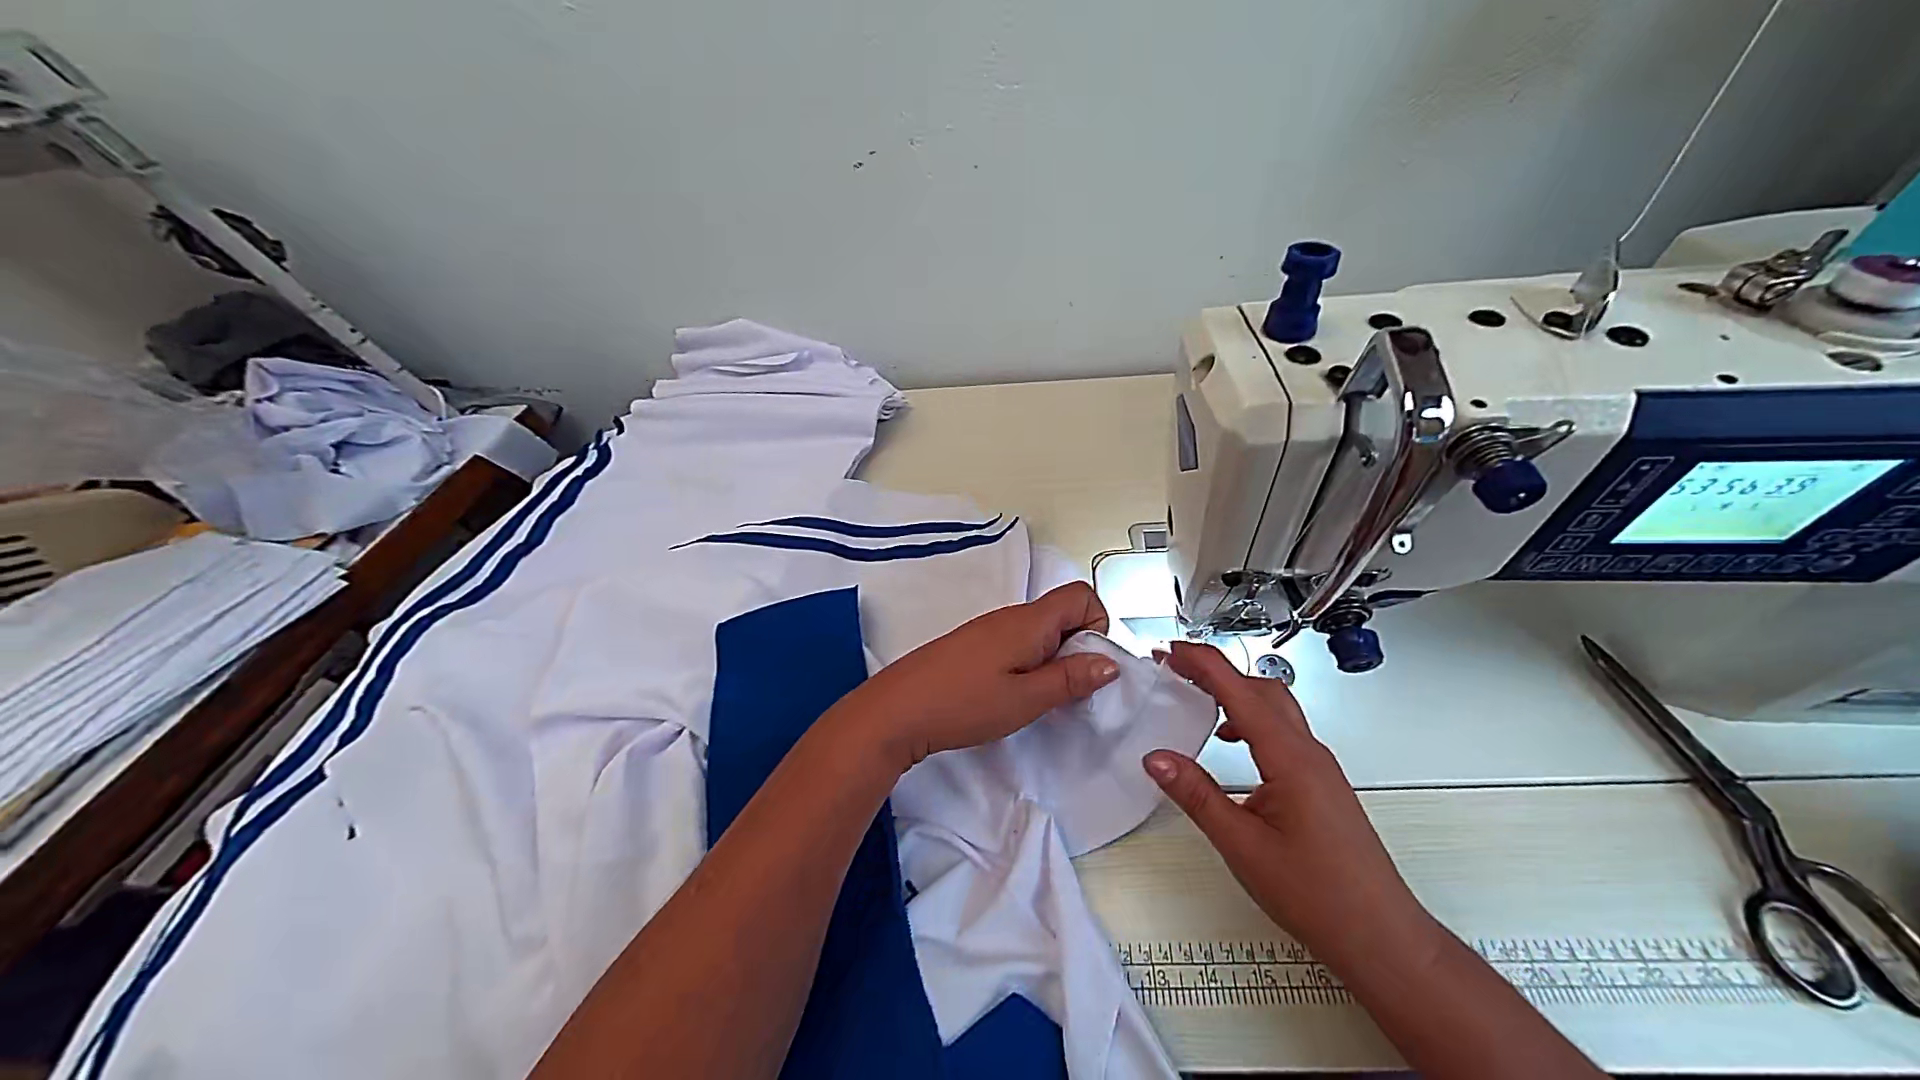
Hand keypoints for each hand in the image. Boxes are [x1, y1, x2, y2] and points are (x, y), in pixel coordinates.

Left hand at [828, 581, 1120, 772]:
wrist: (896, 711)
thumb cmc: (962, 704)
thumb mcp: (1026, 699)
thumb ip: (1071, 678)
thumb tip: (1109, 662)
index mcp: (1029, 621)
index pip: (1081, 595)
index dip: (1097, 626)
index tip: (1088, 667)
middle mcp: (1010, 617)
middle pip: (1063, 614)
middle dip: (1077, 648)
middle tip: (1065, 690)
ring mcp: (988, 630)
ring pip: (1040, 632)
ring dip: (1052, 660)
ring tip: (1037, 698)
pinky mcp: (973, 646)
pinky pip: (1016, 643)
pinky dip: (1028, 664)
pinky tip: (1010, 695)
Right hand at [1142, 642, 1433, 968]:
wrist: (1380, 938)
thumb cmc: (1321, 896)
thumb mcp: (1242, 845)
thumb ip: (1196, 795)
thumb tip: (1156, 759)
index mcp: (1291, 759)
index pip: (1241, 691)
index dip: (1202, 664)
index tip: (1171, 651)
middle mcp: (1309, 753)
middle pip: (1261, 688)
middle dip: (1216, 669)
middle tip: (1176, 666)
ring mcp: (1319, 766)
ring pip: (1275, 707)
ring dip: (1234, 691)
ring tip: (1196, 694)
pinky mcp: (1319, 782)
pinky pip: (1282, 731)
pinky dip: (1249, 719)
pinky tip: (1229, 740)